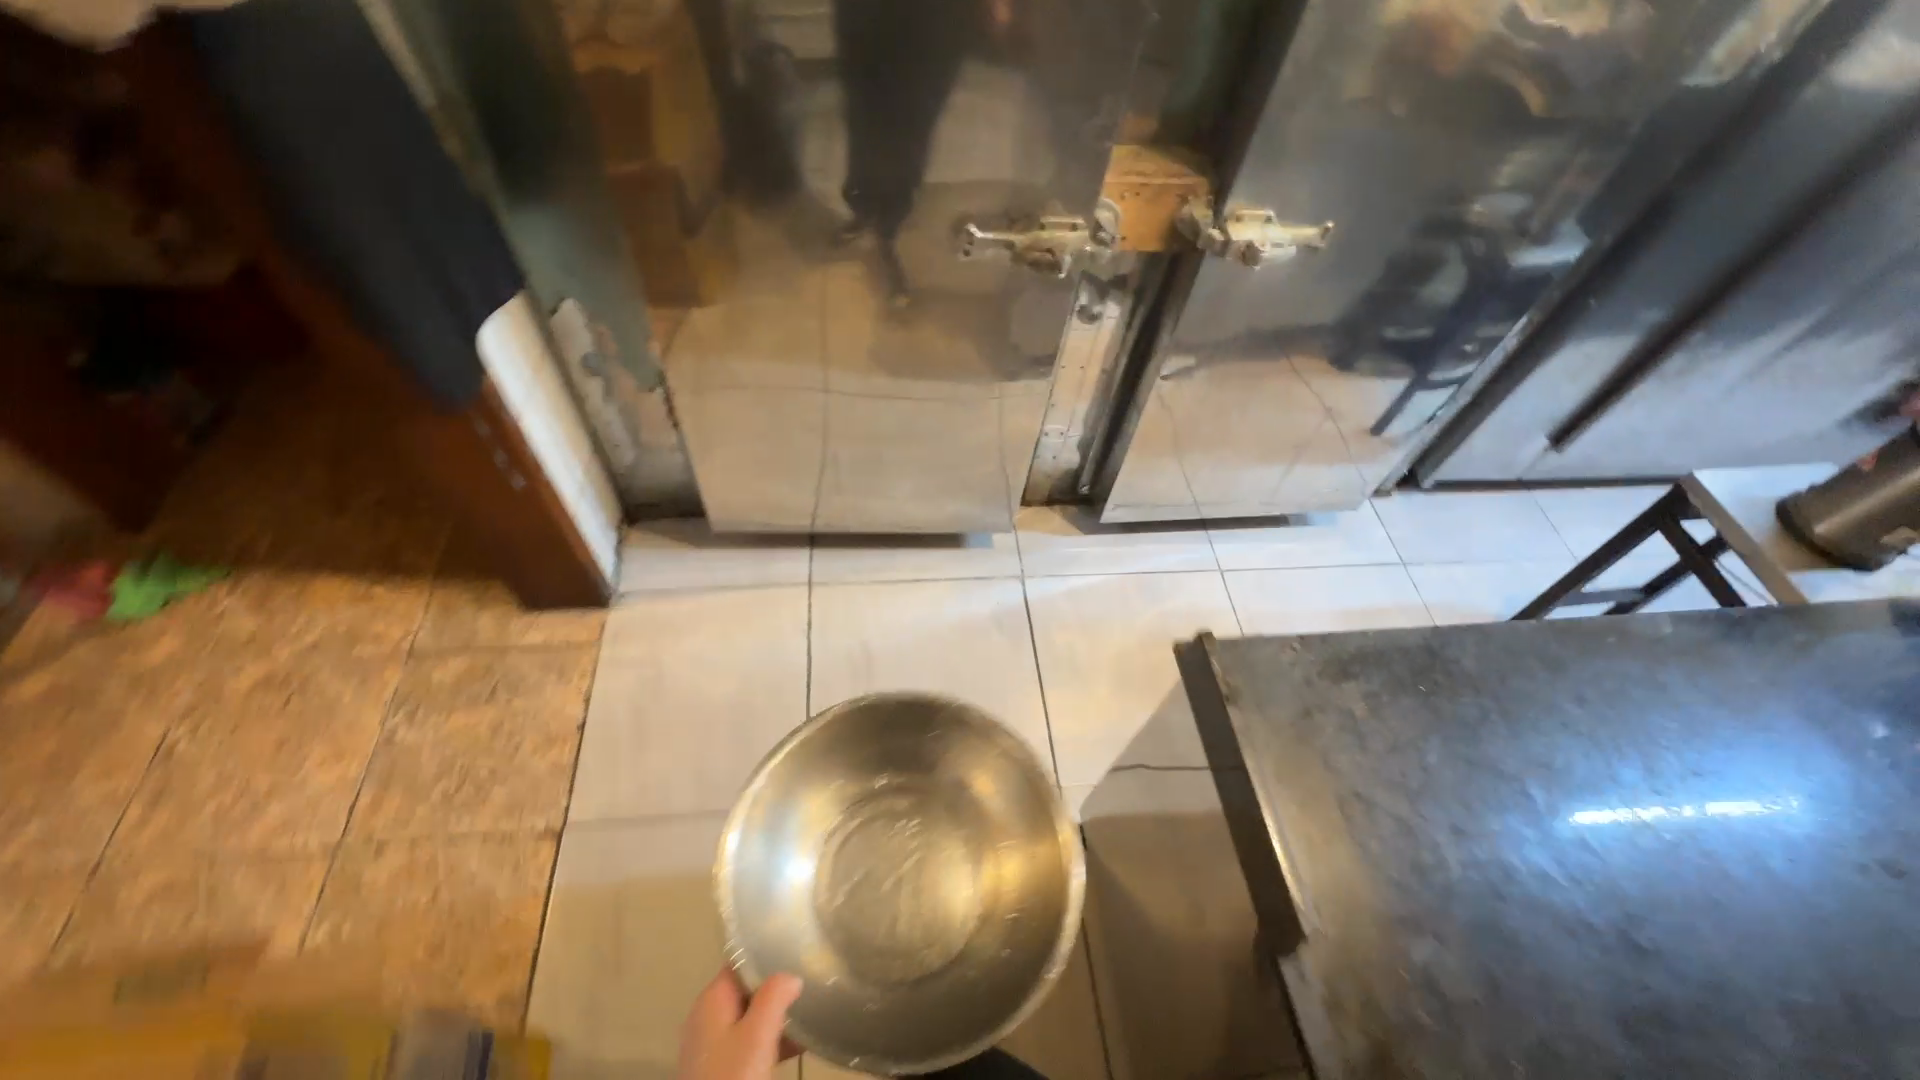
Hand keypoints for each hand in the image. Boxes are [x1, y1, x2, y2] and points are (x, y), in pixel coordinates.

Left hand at [678, 968, 803, 1079]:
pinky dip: (770, 1040)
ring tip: (810, 1015)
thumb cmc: (733, 1077)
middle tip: (810, 985)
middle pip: (746, 990)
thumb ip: (774, 996)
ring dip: (777, 1017)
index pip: (740, 964)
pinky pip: (748, 1042)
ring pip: (750, 1018)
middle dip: (777, 989)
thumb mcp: (757, 1036)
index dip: (767, 957)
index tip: (798, 954)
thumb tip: (790, 975)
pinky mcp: (719, 1068)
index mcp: (711, 1000)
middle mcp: (707, 1017)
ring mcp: (711, 1045)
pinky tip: (798, 1046)